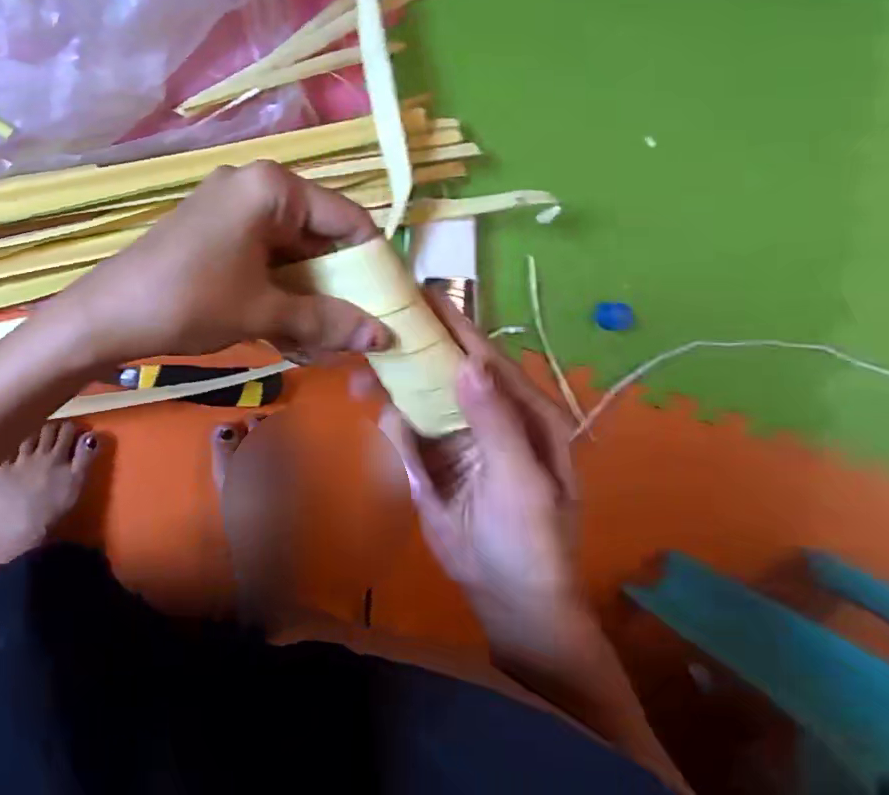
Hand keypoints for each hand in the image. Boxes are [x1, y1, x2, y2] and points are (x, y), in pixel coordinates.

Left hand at [43, 161, 394, 366]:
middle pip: (317, 234)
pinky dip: (275, 287)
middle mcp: (252, 184)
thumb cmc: (189, 302)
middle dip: (336, 285)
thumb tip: (384, 334)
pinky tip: (284, 327)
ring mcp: (226, 205)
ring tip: (320, 340)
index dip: (372, 265)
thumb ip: (327, 318)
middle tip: (354, 331)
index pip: (347, 219)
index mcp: (272, 186)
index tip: (389, 306)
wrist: (105, 315)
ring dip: (306, 294)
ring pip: (287, 249)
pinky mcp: (209, 228)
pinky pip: (259, 254)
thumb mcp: (263, 311)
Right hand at [374, 288, 580, 628]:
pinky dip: (388, 416)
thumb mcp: (520, 481)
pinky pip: (403, 425)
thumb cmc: (528, 539)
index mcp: (525, 412)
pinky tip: (372, 406)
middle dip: (410, 349)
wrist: (505, 596)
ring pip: (419, 393)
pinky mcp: (430, 455)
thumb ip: (494, 421)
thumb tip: (467, 362)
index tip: (418, 292)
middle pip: (446, 368)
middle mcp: (489, 413)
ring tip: (359, 375)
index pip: (485, 356)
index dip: (454, 324)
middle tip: (372, 326)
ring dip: (391, 382)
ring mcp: (457, 434)